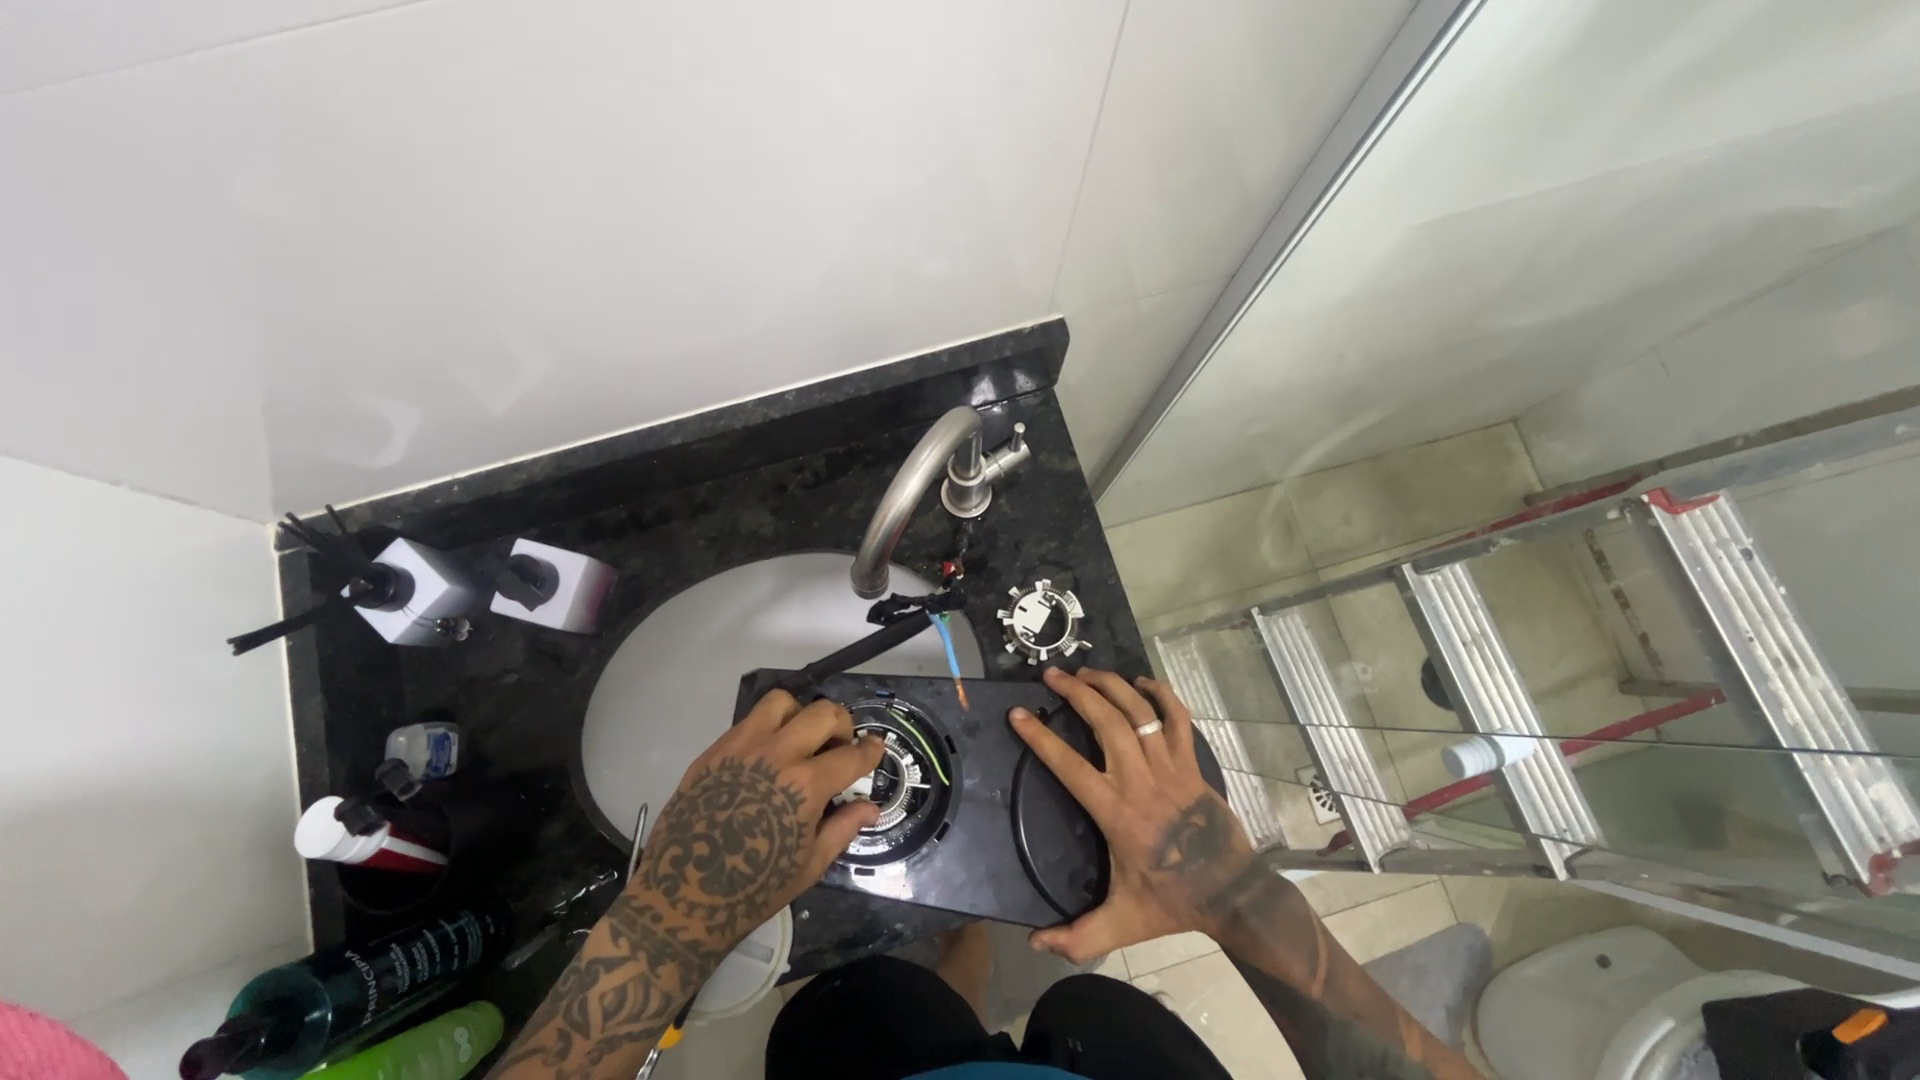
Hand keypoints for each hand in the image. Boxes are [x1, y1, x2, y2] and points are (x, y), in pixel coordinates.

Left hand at [629, 689, 884, 950]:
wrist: (682, 897)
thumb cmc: (753, 889)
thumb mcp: (809, 865)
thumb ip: (843, 827)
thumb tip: (871, 807)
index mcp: (805, 785)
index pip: (851, 755)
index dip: (871, 751)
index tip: (876, 748)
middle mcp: (776, 754)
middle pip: (823, 713)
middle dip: (843, 725)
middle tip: (840, 746)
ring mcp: (741, 748)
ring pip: (782, 702)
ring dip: (801, 715)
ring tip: (801, 741)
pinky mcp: (713, 752)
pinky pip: (748, 721)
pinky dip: (768, 729)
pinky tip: (766, 758)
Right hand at [1009, 668, 1255, 964]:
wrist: (1232, 893)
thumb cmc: (1172, 902)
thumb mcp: (1122, 924)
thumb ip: (1078, 937)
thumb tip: (1034, 944)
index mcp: (1116, 811)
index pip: (1069, 765)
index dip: (1040, 737)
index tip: (1018, 715)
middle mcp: (1140, 780)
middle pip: (1105, 721)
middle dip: (1076, 692)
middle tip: (1052, 676)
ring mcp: (1170, 767)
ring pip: (1138, 711)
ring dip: (1111, 685)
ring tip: (1086, 671)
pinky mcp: (1192, 764)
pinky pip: (1178, 717)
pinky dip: (1161, 693)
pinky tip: (1141, 682)